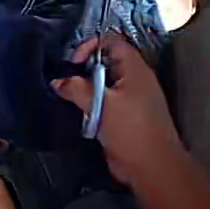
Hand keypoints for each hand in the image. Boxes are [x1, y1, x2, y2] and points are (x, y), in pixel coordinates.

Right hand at [52, 34, 186, 186]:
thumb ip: (77, 89)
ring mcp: (130, 99)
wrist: (152, 166)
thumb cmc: (131, 130)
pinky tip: (80, 116)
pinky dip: (91, 107)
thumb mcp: (102, 105)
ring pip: (103, 85)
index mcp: (134, 69)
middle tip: (67, 84)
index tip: (74, 64)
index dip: (90, 46)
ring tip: (69, 100)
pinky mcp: (124, 118)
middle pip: (105, 63)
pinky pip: (104, 104)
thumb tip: (57, 82)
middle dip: (84, 71)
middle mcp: (133, 80)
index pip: (111, 41)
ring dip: (85, 92)